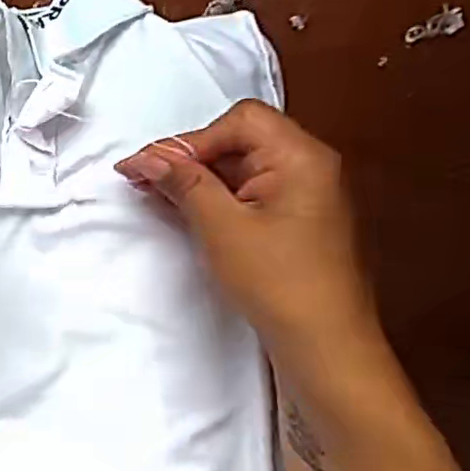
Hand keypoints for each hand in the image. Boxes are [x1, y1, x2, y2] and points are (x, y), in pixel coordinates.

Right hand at [115, 100, 374, 347]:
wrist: (325, 348)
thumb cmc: (282, 285)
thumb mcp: (222, 227)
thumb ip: (184, 183)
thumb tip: (149, 157)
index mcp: (302, 156)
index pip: (236, 123)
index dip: (189, 141)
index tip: (148, 165)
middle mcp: (309, 166)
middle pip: (239, 140)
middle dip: (190, 157)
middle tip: (144, 176)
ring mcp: (305, 193)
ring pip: (241, 167)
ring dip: (200, 177)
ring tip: (158, 193)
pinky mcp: (296, 218)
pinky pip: (250, 192)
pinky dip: (217, 196)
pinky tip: (188, 208)